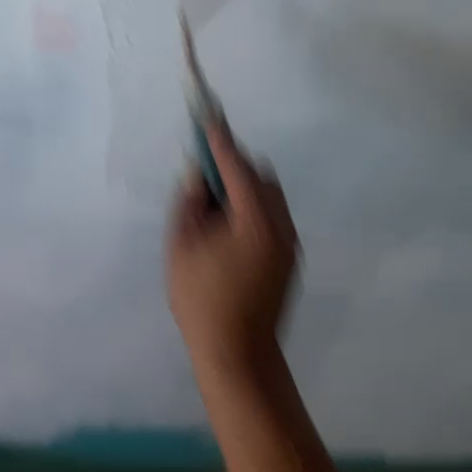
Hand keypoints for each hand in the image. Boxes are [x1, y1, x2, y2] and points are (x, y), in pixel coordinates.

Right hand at [167, 115, 299, 380]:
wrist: (238, 355)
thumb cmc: (201, 301)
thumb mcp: (182, 246)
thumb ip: (190, 202)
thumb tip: (198, 173)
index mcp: (255, 222)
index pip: (238, 168)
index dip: (220, 141)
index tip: (208, 116)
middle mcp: (281, 227)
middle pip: (261, 178)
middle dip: (234, 167)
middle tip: (203, 177)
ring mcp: (289, 245)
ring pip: (269, 197)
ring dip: (244, 189)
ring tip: (212, 208)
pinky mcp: (288, 260)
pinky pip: (271, 217)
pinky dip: (252, 210)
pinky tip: (226, 231)